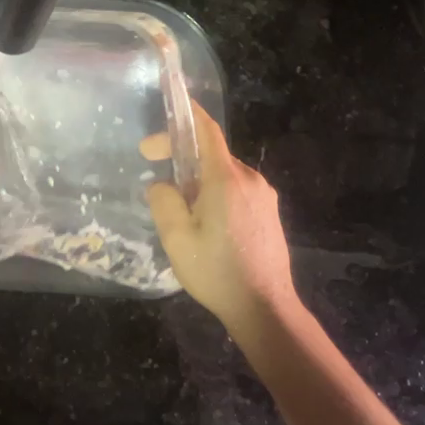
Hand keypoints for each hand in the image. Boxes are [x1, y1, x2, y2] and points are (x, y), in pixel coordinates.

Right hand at [144, 103, 297, 335]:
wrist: (265, 309)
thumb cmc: (217, 272)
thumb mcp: (177, 238)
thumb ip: (163, 202)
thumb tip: (161, 185)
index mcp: (226, 178)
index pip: (206, 130)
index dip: (184, 116)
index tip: (160, 122)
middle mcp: (249, 179)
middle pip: (212, 154)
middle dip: (182, 158)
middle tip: (155, 173)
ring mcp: (264, 197)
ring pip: (224, 175)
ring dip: (199, 181)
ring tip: (179, 209)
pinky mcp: (270, 215)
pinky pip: (237, 191)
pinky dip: (216, 194)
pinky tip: (206, 225)